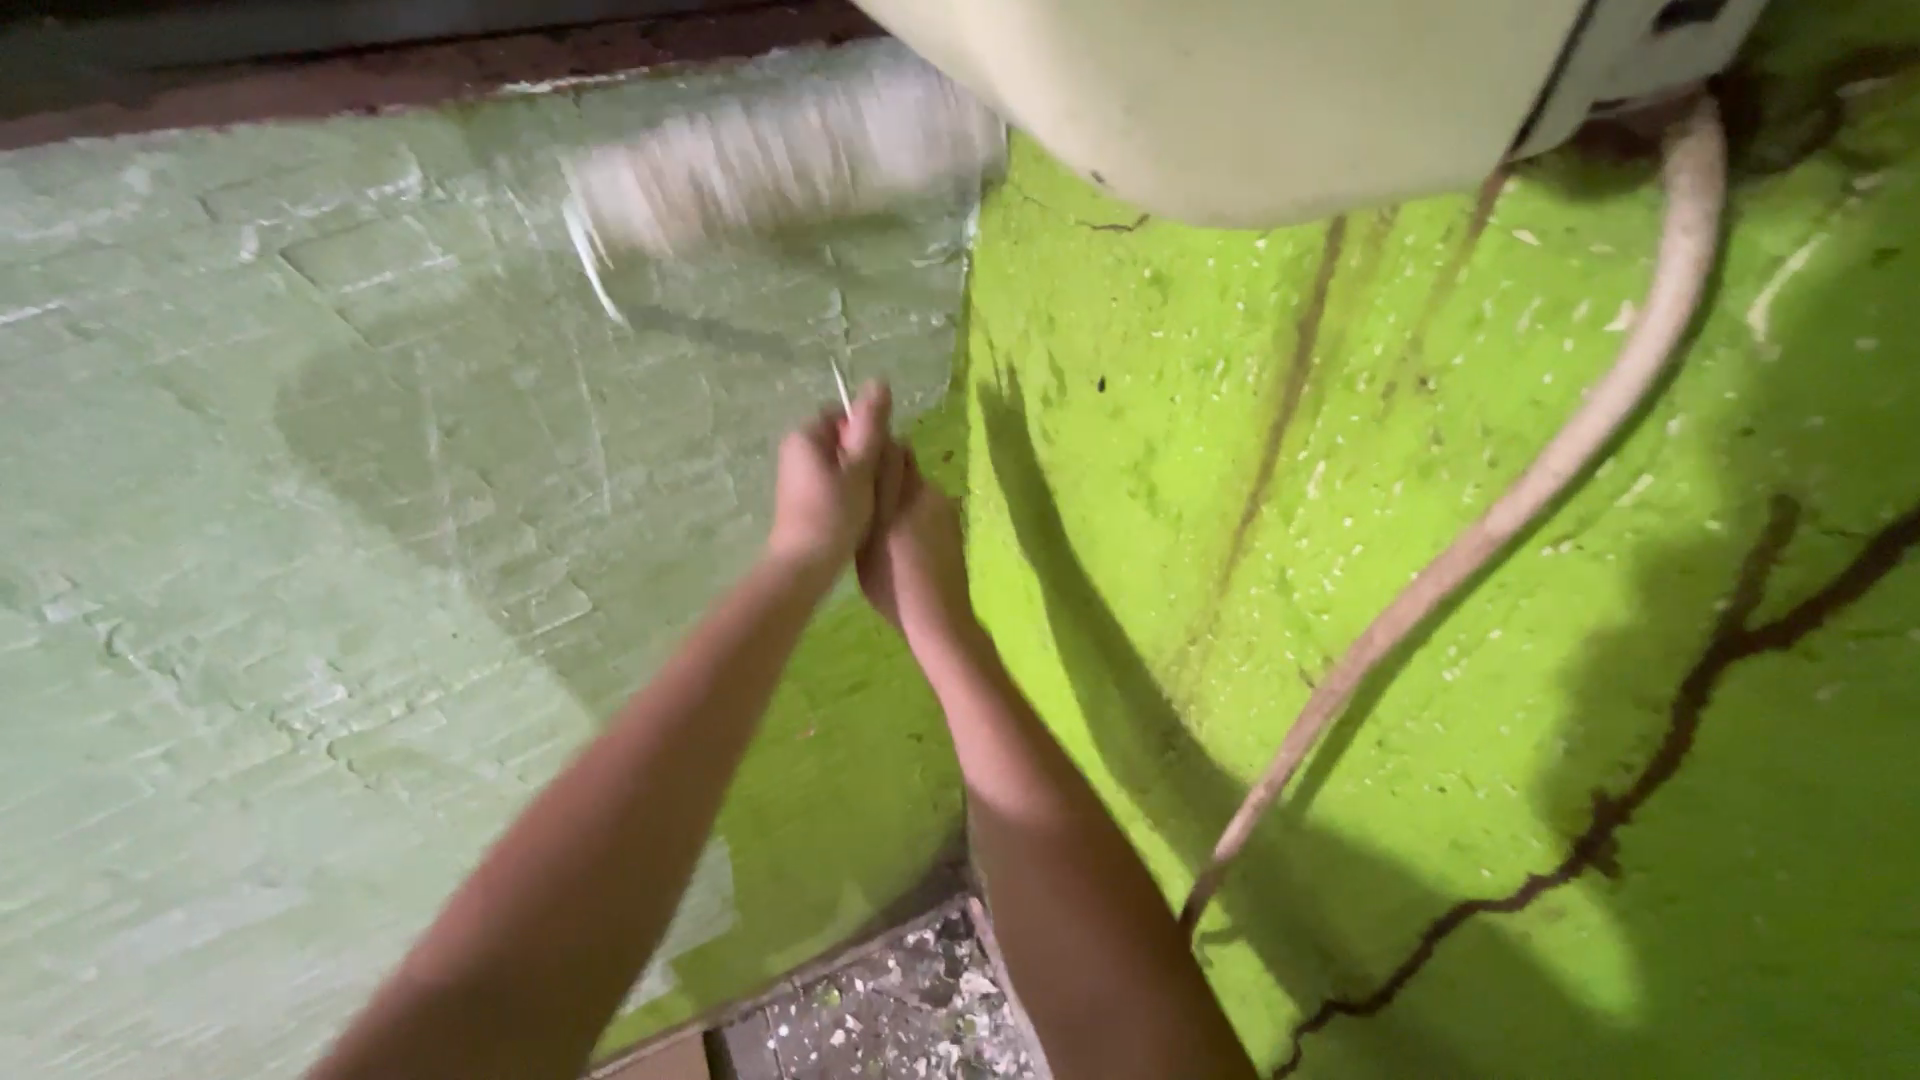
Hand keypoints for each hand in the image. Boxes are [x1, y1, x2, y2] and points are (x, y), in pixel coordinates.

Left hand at [767, 381, 890, 570]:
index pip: (845, 414)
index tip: (878, 459)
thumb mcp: (860, 466)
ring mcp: (797, 474)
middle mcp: (796, 449)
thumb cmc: (835, 513)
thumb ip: (871, 425)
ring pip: (842, 463)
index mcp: (806, 434)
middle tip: (879, 482)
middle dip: (866, 455)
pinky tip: (859, 513)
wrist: (805, 565)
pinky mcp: (802, 497)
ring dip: (861, 477)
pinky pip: (833, 482)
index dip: (868, 432)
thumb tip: (878, 381)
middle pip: (844, 438)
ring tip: (871, 500)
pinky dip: (849, 492)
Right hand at [857, 442, 978, 653]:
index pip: (894, 452)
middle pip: (908, 471)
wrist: (937, 616)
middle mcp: (932, 494)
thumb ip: (869, 498)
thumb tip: (868, 467)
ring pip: (918, 494)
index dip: (877, 454)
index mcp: (909, 490)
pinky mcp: (955, 531)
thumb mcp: (867, 538)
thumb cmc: (892, 579)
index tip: (860, 467)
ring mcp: (947, 513)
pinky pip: (929, 513)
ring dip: (903, 502)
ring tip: (885, 529)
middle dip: (889, 479)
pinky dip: (917, 520)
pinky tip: (906, 545)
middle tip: (868, 503)